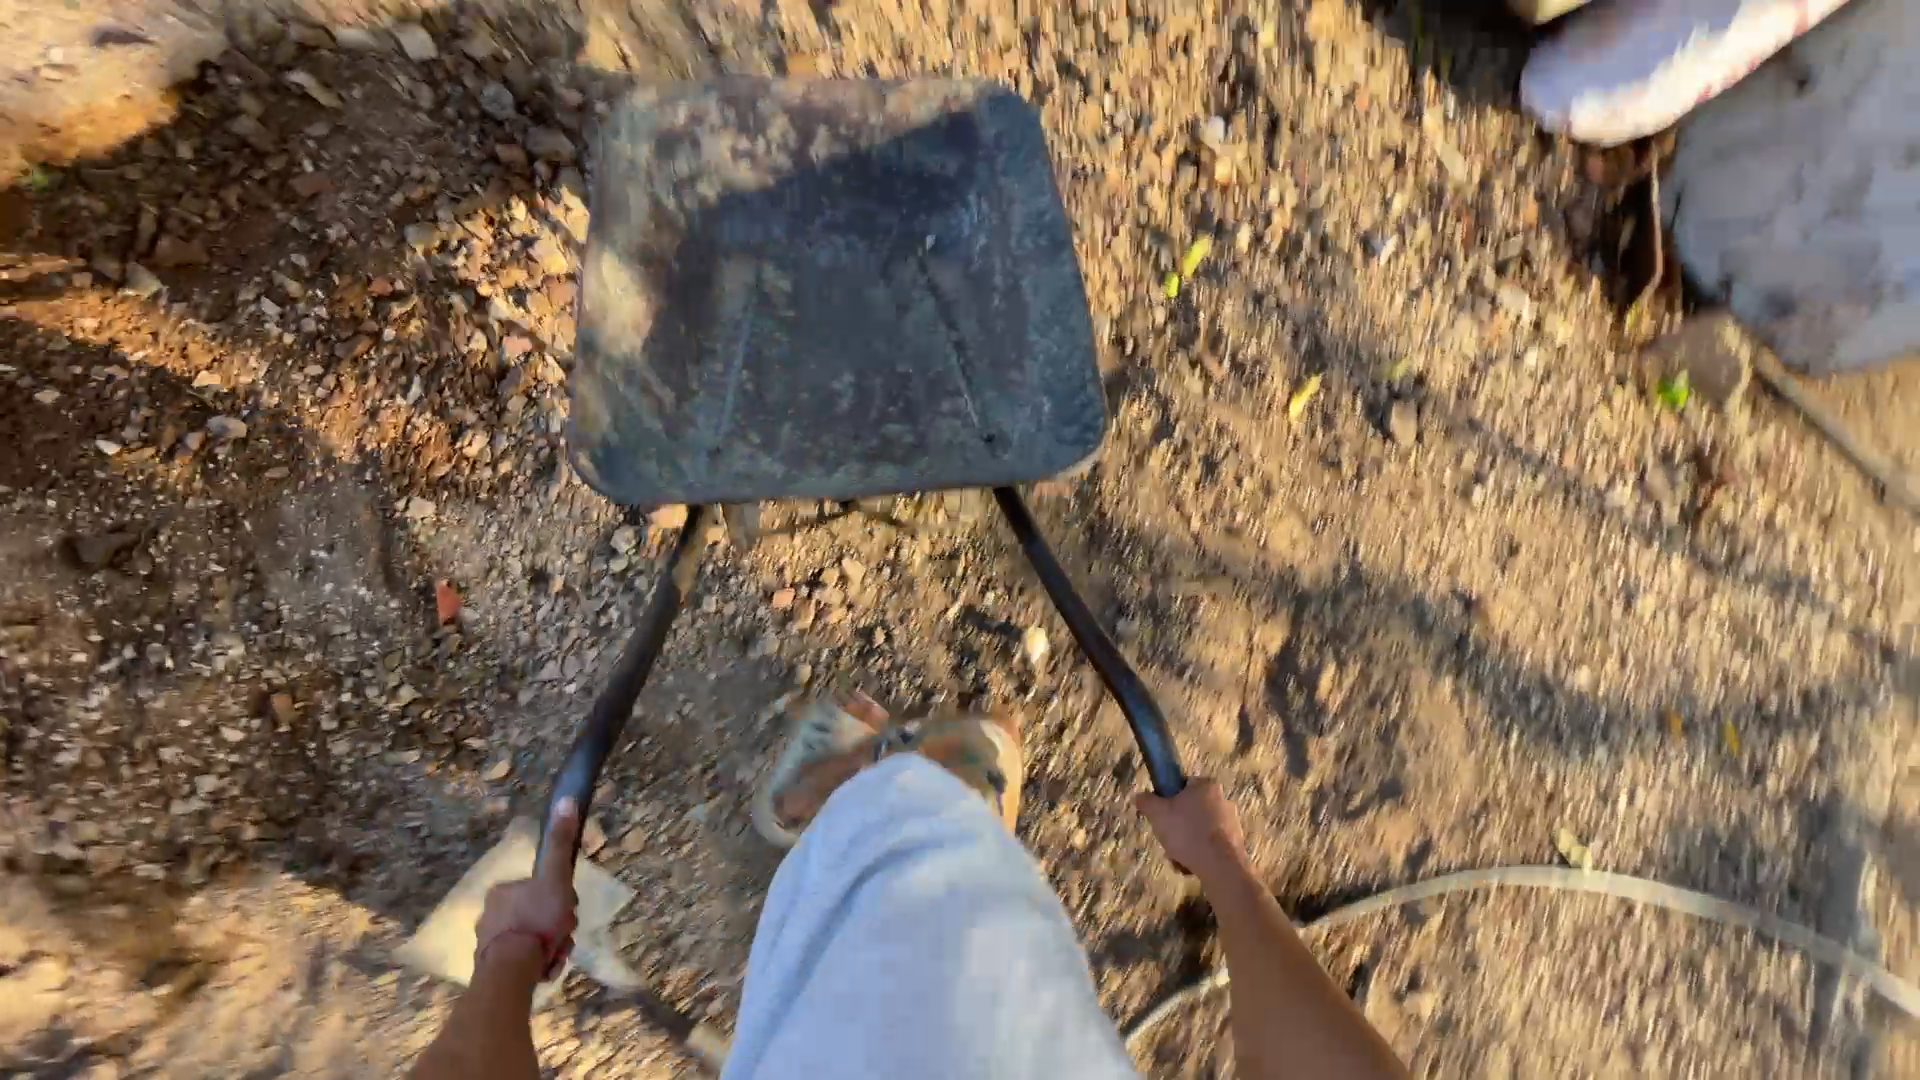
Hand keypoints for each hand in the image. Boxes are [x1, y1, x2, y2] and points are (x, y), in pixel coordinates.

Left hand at [473, 798, 580, 980]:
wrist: (510, 971)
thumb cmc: (535, 919)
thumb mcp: (555, 877)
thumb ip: (560, 843)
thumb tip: (565, 801)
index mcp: (502, 892)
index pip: (539, 886)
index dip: (559, 896)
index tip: (566, 908)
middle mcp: (489, 914)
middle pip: (538, 912)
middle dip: (556, 925)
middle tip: (563, 934)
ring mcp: (488, 943)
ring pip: (533, 937)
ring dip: (551, 946)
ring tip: (556, 956)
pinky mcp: (490, 968)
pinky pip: (523, 960)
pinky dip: (538, 962)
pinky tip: (546, 968)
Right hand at [1134, 777, 1251, 882]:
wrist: (1220, 866)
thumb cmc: (1187, 832)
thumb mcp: (1157, 813)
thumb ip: (1146, 801)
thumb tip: (1140, 797)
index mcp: (1206, 785)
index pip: (1182, 786)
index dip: (1168, 800)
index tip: (1161, 815)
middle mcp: (1223, 800)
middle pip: (1190, 810)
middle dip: (1177, 826)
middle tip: (1167, 838)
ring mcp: (1232, 823)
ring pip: (1199, 830)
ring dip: (1186, 842)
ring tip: (1177, 857)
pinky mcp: (1236, 844)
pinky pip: (1210, 845)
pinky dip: (1199, 854)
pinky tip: (1190, 865)